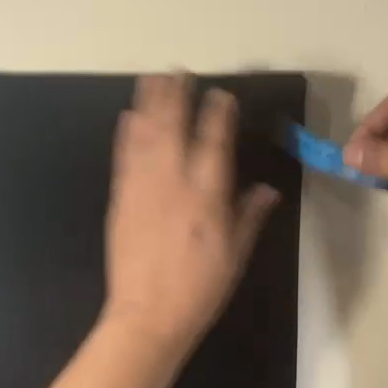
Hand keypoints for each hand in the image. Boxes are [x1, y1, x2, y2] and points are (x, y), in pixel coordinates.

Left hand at [103, 74, 279, 350]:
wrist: (148, 316)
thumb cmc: (199, 290)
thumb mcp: (235, 256)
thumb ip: (249, 217)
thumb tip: (267, 191)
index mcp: (208, 195)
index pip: (215, 140)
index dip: (218, 113)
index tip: (220, 94)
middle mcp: (174, 181)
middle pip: (175, 126)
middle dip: (178, 96)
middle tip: (180, 72)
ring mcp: (143, 188)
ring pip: (146, 134)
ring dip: (150, 103)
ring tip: (153, 79)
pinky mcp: (121, 200)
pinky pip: (124, 157)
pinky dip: (127, 134)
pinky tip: (128, 117)